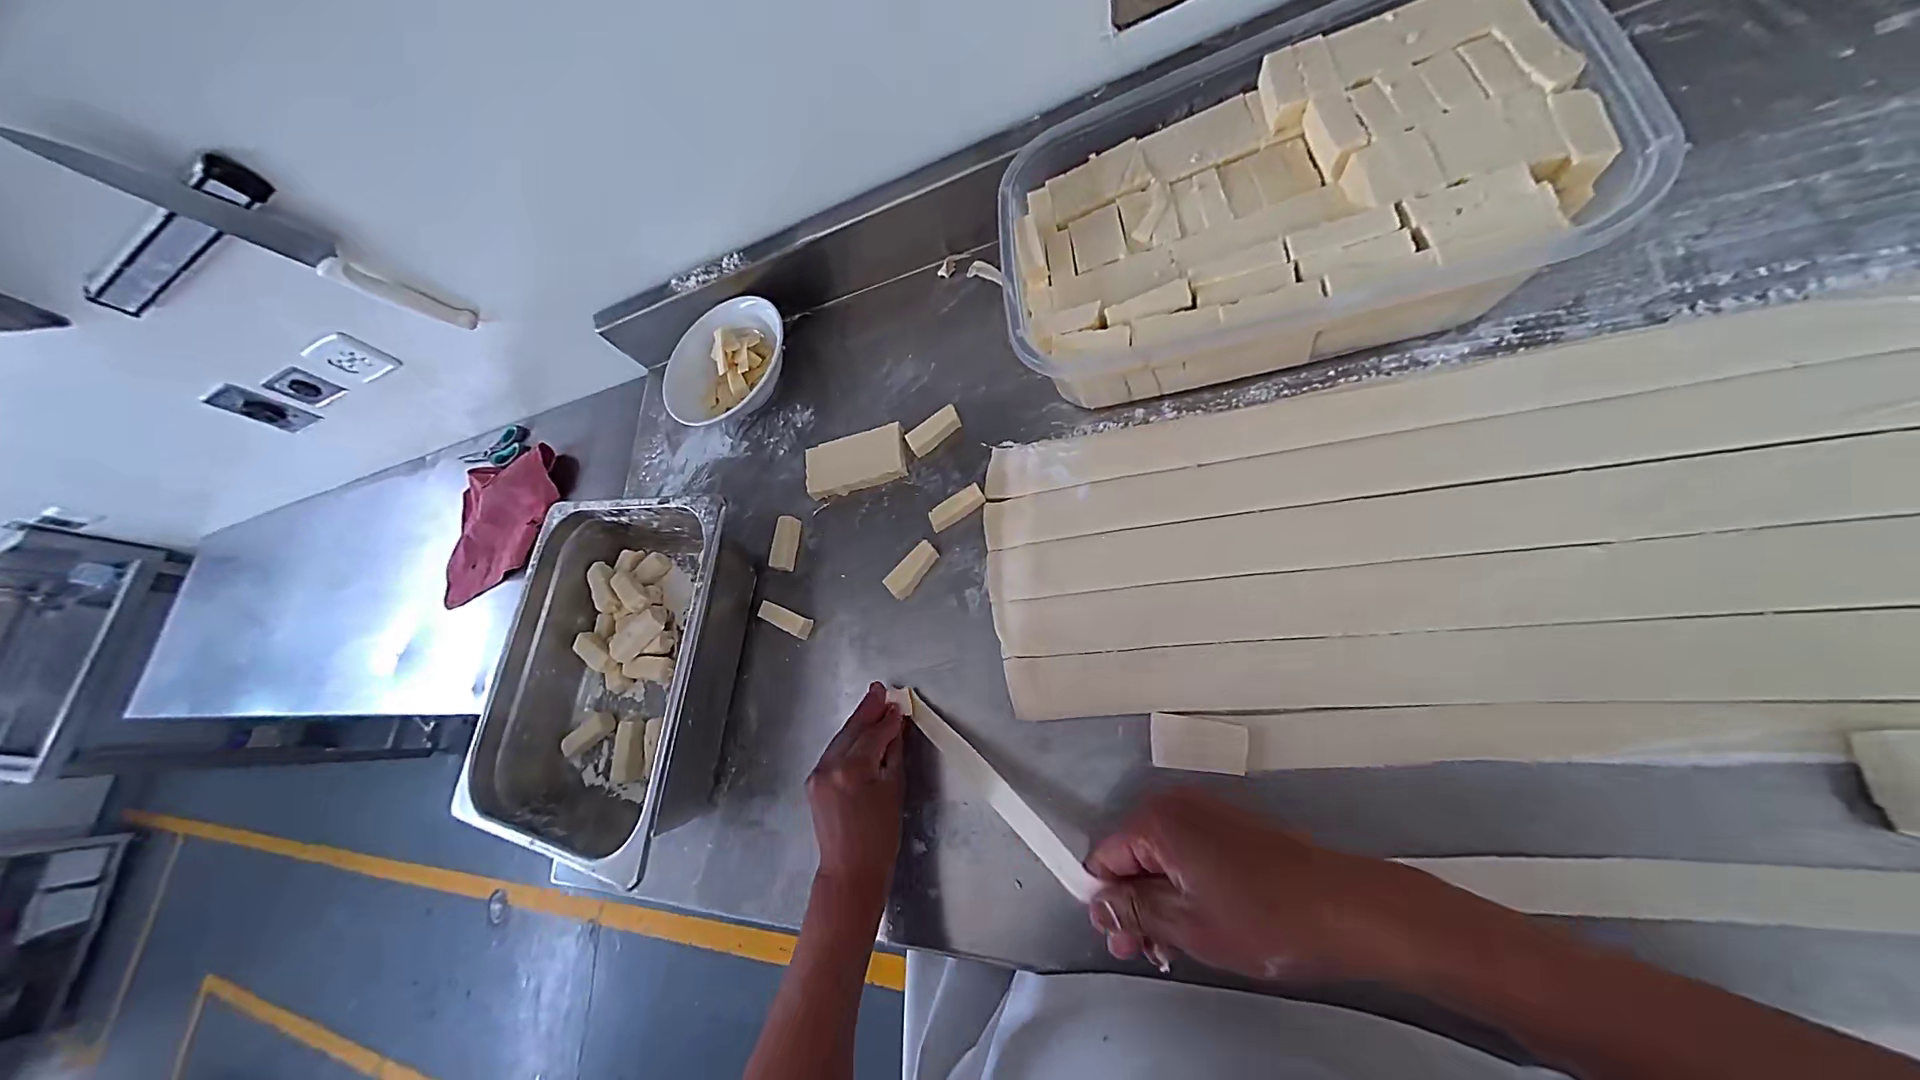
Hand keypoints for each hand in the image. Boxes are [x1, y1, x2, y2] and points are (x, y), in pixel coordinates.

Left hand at [806, 682, 905, 891]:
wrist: (851, 872)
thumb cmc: (880, 838)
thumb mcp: (894, 790)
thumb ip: (893, 754)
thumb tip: (895, 728)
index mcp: (852, 770)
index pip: (873, 735)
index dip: (888, 719)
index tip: (898, 705)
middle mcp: (829, 768)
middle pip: (852, 731)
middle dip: (868, 710)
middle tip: (880, 690)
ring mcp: (818, 775)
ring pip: (841, 739)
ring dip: (857, 723)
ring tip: (873, 704)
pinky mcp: (814, 782)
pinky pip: (834, 753)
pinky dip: (848, 741)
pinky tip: (859, 733)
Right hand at [1087, 788, 1536, 984]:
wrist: (1348, 907)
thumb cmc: (1265, 919)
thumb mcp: (1189, 926)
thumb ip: (1135, 911)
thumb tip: (1099, 904)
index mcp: (1158, 821)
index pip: (1105, 856)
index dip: (1105, 900)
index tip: (1118, 938)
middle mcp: (1176, 805)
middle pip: (1132, 854)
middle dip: (1132, 904)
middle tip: (1141, 952)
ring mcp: (1206, 812)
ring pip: (1161, 857)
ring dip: (1158, 900)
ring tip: (1170, 948)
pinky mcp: (1230, 825)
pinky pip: (1188, 852)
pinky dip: (1184, 885)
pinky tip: (1195, 925)